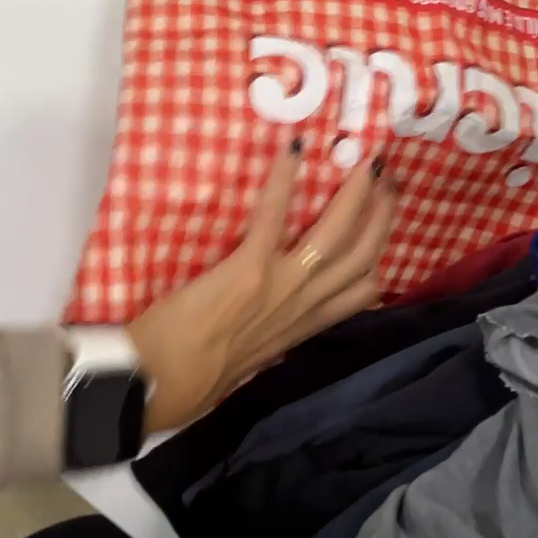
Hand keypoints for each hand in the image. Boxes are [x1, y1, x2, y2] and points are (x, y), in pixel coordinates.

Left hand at [125, 141, 399, 432]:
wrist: (152, 387)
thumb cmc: (189, 381)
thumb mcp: (247, 365)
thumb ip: (268, 337)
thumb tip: (269, 318)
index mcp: (301, 327)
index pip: (362, 293)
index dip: (379, 255)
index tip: (383, 225)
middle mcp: (301, 307)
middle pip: (361, 257)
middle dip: (382, 216)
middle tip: (386, 178)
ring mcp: (278, 288)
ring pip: (335, 237)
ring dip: (356, 196)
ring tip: (366, 162)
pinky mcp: (246, 271)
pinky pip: (273, 218)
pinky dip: (285, 181)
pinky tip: (294, 149)